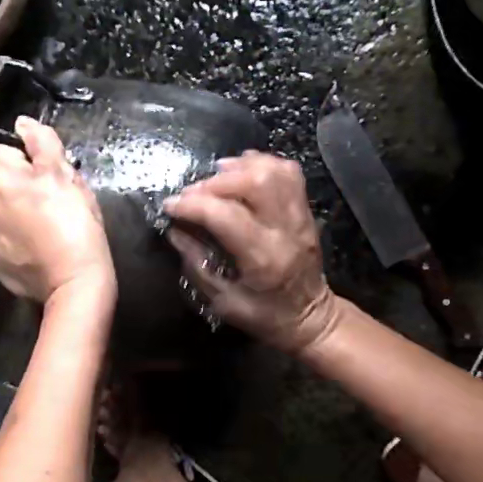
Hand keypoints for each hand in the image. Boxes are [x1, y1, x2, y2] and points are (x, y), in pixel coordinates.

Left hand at [0, 117, 115, 304]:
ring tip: (44, 229)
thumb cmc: (74, 222)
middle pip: (0, 182)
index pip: (9, 152)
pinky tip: (34, 248)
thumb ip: (42, 142)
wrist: (73, 281)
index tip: (53, 181)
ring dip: (14, 214)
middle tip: (52, 205)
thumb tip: (22, 122)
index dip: (34, 163)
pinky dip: (12, 241)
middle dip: (21, 188)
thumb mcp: (66, 174)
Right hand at [162, 152, 339, 352]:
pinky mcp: (305, 210)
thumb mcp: (223, 301)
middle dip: (216, 181)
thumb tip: (175, 230)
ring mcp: (300, 217)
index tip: (170, 205)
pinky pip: (289, 173)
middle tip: (194, 193)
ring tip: (216, 177)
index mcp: (263, 259)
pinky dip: (262, 163)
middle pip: (257, 181)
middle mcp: (285, 231)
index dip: (193, 204)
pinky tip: (241, 172)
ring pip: (275, 171)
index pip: (227, 215)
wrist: (311, 318)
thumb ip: (196, 263)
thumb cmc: (265, 315)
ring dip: (240, 167)